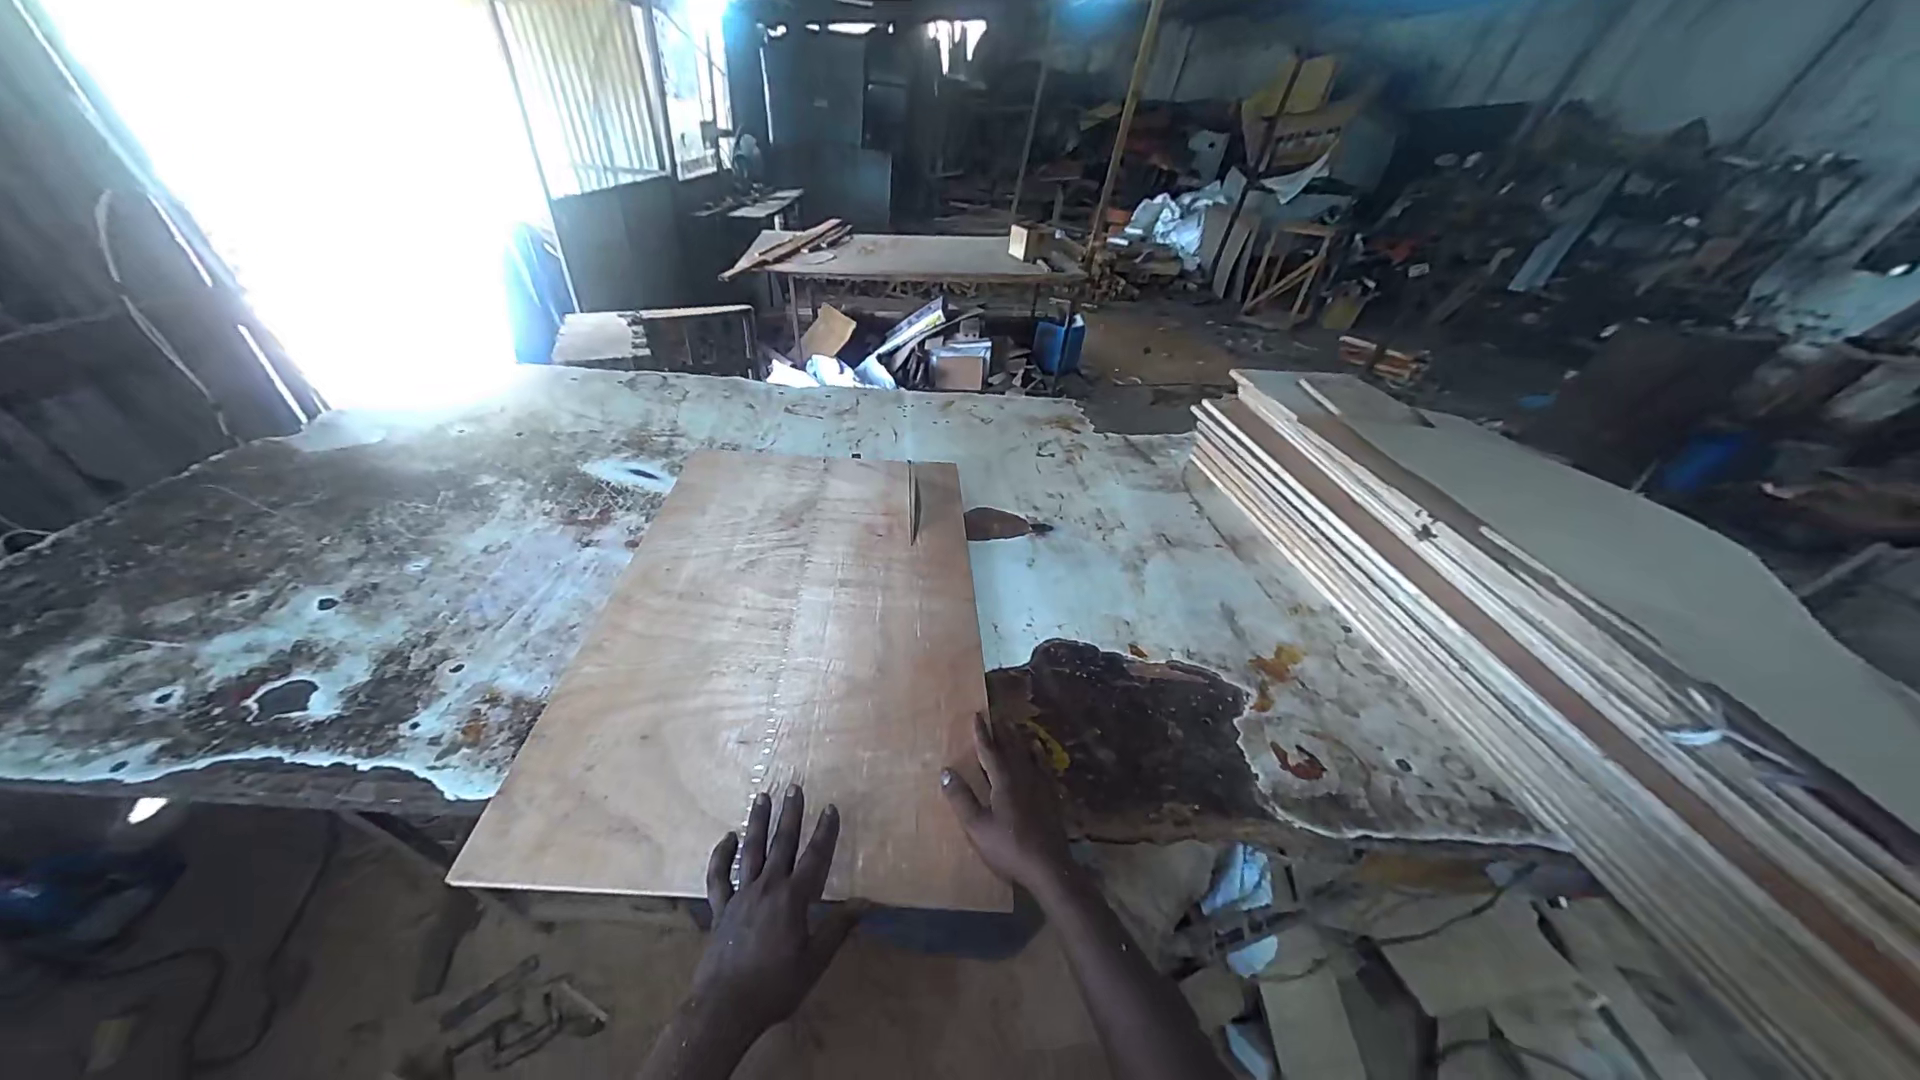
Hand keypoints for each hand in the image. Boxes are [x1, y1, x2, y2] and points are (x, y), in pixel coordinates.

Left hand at [690, 785, 859, 1039]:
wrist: (724, 1009)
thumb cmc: (775, 985)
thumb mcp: (815, 960)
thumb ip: (838, 928)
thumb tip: (866, 902)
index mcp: (792, 898)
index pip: (814, 857)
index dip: (825, 832)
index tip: (830, 807)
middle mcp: (767, 888)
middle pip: (782, 844)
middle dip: (790, 815)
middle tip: (794, 787)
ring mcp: (740, 896)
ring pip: (751, 851)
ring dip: (757, 823)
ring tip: (762, 797)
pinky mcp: (720, 909)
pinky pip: (719, 877)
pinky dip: (721, 856)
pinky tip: (727, 838)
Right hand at [940, 712, 1074, 895]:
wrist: (1048, 866)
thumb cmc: (1008, 847)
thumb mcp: (977, 826)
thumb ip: (961, 798)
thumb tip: (945, 771)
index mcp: (1003, 780)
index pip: (989, 750)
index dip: (982, 733)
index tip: (977, 715)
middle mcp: (1022, 775)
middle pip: (1011, 746)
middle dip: (1001, 730)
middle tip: (996, 713)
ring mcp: (1039, 784)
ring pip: (1027, 753)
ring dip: (1018, 738)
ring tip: (1013, 725)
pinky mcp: (1050, 795)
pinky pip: (1043, 765)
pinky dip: (1038, 753)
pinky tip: (1038, 750)